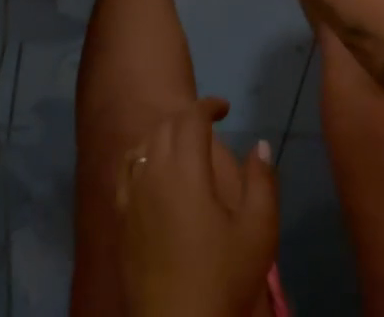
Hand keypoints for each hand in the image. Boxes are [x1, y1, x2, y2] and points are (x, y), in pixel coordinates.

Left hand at [117, 98, 278, 316]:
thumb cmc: (224, 277)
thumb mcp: (259, 230)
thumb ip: (262, 181)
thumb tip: (259, 143)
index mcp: (185, 170)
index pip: (190, 118)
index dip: (207, 105)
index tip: (226, 108)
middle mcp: (153, 172)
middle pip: (165, 126)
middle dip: (187, 116)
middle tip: (210, 124)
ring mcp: (132, 194)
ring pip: (144, 144)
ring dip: (164, 132)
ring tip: (185, 142)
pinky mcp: (121, 216)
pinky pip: (127, 169)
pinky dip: (142, 154)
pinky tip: (151, 166)